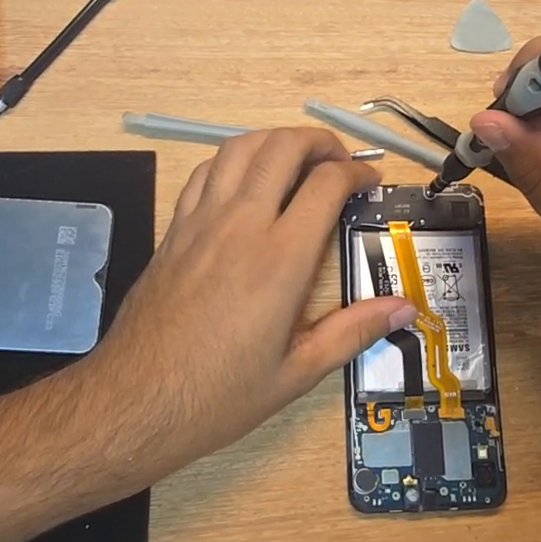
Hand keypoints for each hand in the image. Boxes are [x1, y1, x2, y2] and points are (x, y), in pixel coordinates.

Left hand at [83, 128, 416, 471]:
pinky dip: (233, 161)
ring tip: (297, 160)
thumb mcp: (297, 373)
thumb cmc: (219, 394)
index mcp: (281, 259)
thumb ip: (354, 331)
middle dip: (319, 143)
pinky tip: (245, 181)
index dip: (357, 174)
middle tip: (339, 163)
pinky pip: (205, 173)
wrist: (135, 400)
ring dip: (275, 141)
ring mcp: (201, 222)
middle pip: (282, 148)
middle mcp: (241, 225)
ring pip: (239, 148)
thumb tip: (405, 307)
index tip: (370, 185)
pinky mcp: (174, 230)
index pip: (326, 184)